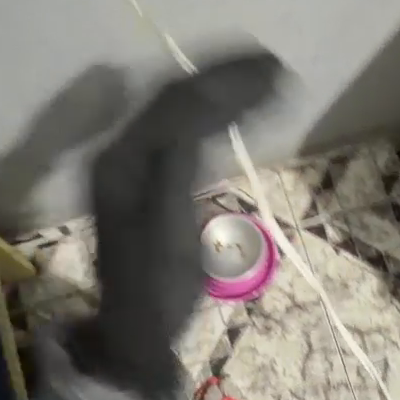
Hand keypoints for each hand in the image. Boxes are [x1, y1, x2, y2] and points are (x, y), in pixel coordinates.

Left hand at [69, 50, 286, 399]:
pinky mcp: (146, 176)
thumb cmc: (157, 292)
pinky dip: (216, 116)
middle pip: (177, 94)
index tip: (277, 75)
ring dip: (224, 90)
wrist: (134, 330)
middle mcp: (122, 150)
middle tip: (278, 69)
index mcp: (124, 160)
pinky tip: (242, 115)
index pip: (180, 103)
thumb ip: (177, 175)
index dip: (228, 83)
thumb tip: (195, 121)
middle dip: (227, 75)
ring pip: (179, 108)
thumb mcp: (169, 237)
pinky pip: (182, 130)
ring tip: (271, 82)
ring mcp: (131, 163)